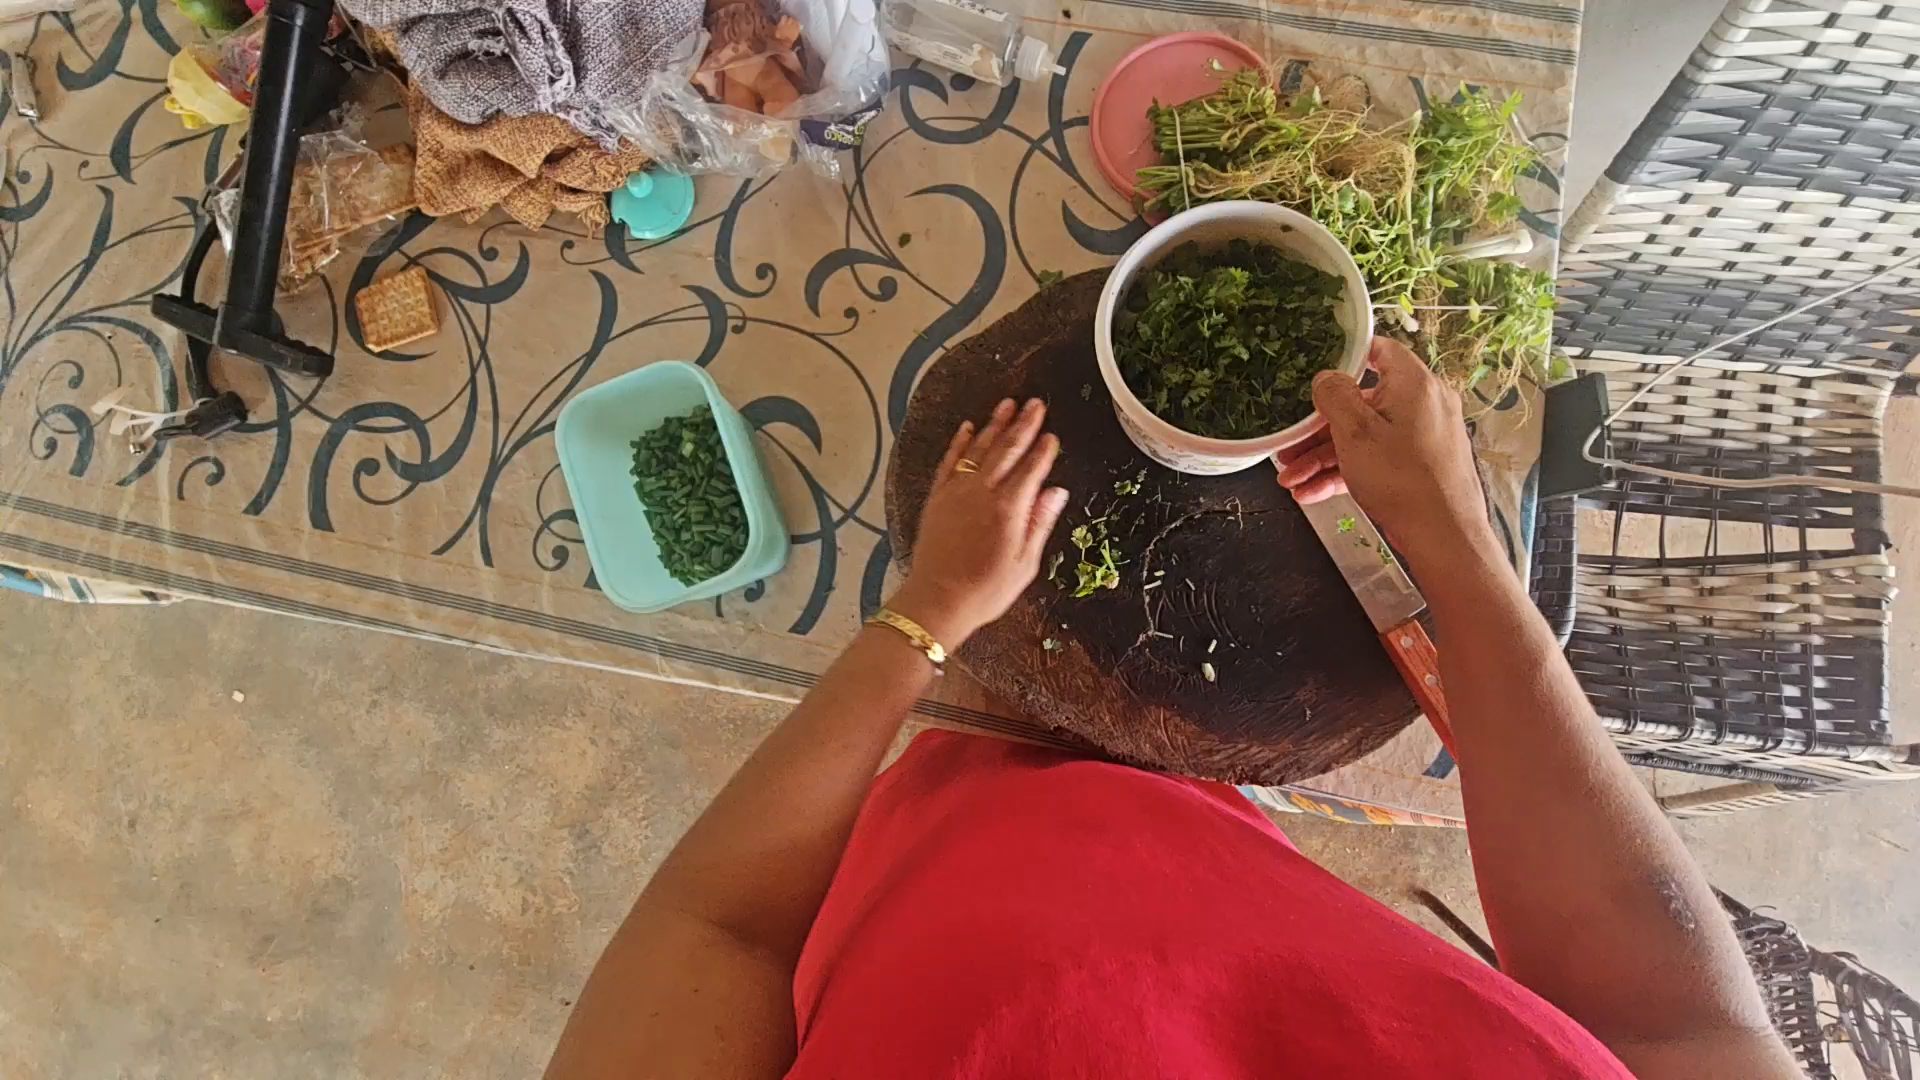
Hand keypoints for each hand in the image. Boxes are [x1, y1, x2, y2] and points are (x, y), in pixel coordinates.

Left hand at [890, 398, 1069, 649]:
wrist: (937, 600)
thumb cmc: (985, 590)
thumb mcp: (1025, 563)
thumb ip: (1040, 523)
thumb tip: (1056, 492)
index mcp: (1008, 509)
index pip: (1031, 469)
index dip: (1044, 451)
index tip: (1052, 436)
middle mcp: (982, 493)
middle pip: (1007, 450)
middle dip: (1023, 425)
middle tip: (1036, 404)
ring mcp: (957, 492)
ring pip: (979, 449)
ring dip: (995, 425)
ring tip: (1007, 404)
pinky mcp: (937, 498)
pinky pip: (950, 462)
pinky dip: (959, 443)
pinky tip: (967, 428)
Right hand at [1274, 336, 1496, 564]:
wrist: (1442, 535)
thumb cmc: (1401, 478)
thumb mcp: (1356, 433)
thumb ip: (1335, 397)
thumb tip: (1325, 377)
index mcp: (1413, 385)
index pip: (1379, 351)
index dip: (1344, 358)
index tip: (1311, 374)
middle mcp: (1421, 404)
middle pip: (1359, 404)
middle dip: (1316, 430)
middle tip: (1286, 446)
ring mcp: (1419, 436)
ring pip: (1360, 437)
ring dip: (1320, 458)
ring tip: (1288, 479)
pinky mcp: (1416, 463)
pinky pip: (1372, 459)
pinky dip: (1341, 473)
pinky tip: (1309, 493)